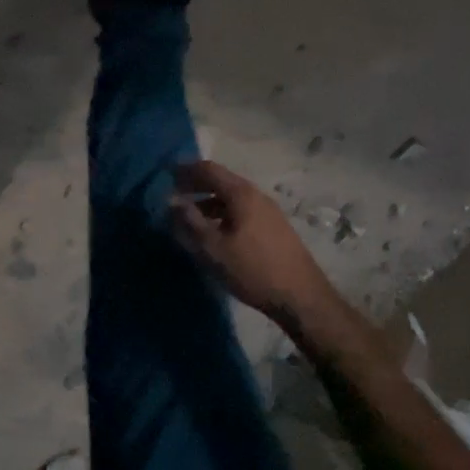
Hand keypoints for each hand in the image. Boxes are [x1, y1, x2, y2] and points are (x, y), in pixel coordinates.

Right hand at [169, 159, 337, 327]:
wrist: (304, 300)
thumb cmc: (254, 270)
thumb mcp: (213, 248)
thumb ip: (190, 222)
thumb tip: (172, 201)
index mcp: (241, 194)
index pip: (208, 169)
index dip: (185, 170)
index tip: (165, 175)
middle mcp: (256, 196)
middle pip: (221, 181)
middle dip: (196, 185)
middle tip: (174, 195)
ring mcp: (269, 212)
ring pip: (232, 198)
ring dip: (209, 202)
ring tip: (191, 217)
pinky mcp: (275, 229)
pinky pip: (242, 210)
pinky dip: (223, 213)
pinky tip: (216, 232)